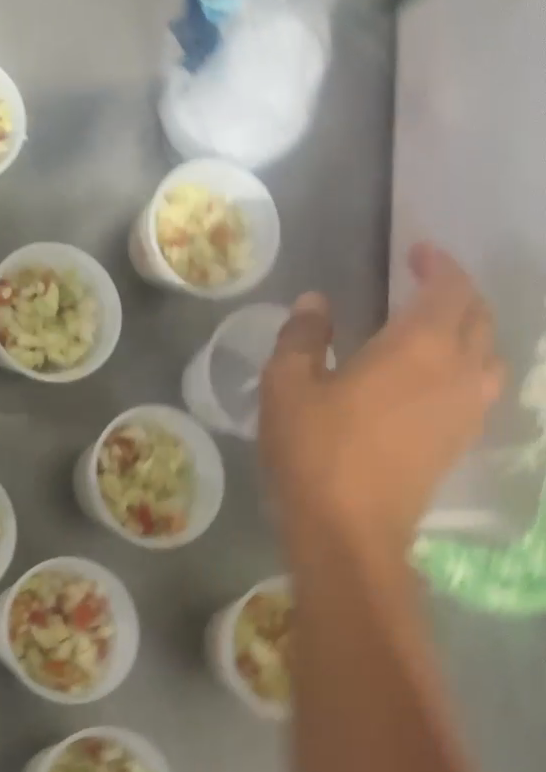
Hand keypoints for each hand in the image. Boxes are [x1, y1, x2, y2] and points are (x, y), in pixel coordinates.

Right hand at [259, 243, 504, 554]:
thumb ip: (302, 339)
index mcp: (419, 346)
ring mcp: (468, 403)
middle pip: (478, 315)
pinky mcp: (462, 433)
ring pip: (486, 349)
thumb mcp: (285, 386)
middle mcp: (459, 367)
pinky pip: (478, 380)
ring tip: (434, 327)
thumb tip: (315, 303)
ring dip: (467, 328)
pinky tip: (433, 374)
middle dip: (455, 292)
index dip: (437, 265)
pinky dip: (463, 361)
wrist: (348, 521)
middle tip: (423, 283)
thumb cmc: (312, 447)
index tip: (418, 250)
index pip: (447, 289)